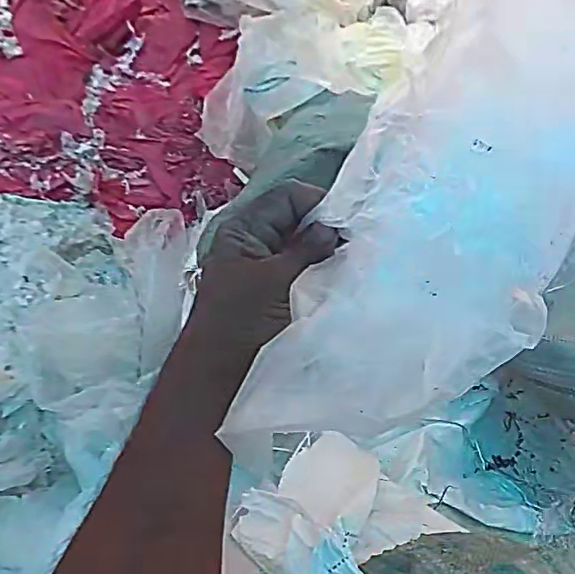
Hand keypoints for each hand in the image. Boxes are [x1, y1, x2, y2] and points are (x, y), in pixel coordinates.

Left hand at [183, 180, 339, 367]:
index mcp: (244, 231)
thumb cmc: (242, 324)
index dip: (318, 203)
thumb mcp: (276, 280)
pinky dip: (318, 276)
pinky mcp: (274, 297)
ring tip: (350, 264)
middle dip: (325, 230)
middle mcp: (253, 246)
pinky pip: (301, 275)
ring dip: (324, 255)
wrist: (220, 376)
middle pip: (296, 222)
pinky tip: (337, 283)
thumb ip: (307, 249)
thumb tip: (333, 226)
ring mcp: (264, 272)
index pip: (287, 198)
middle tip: (355, 245)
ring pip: (301, 250)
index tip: (349, 223)